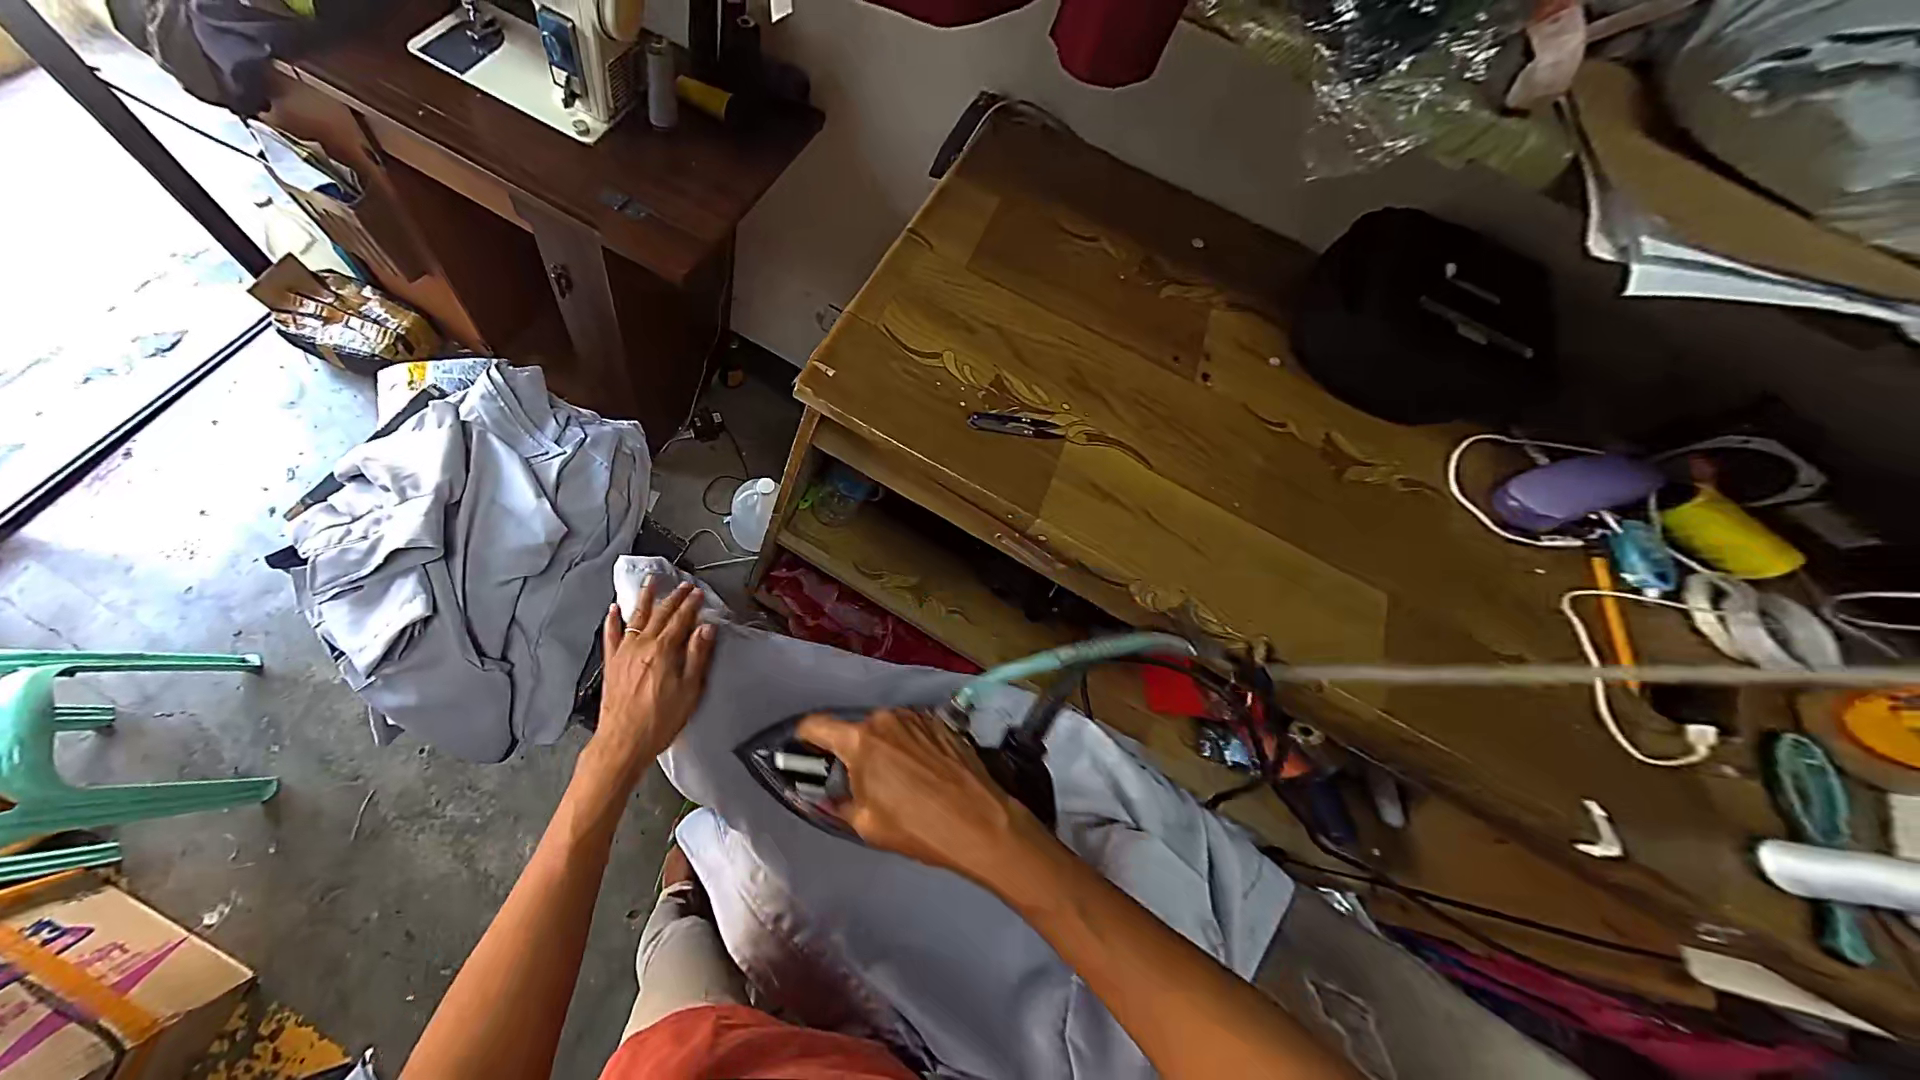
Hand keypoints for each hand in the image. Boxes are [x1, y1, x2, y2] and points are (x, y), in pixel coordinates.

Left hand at [584, 580, 715, 788]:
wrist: (623, 742)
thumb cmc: (658, 721)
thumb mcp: (690, 689)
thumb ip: (698, 656)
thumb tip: (706, 631)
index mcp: (664, 651)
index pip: (681, 619)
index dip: (691, 605)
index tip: (698, 594)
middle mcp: (641, 647)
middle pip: (660, 614)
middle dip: (674, 597)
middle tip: (682, 585)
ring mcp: (624, 654)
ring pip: (636, 617)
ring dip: (645, 598)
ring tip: (650, 583)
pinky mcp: (612, 665)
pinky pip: (611, 635)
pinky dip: (613, 620)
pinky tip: (614, 610)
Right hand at [796, 708, 1057, 889]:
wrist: (980, 821)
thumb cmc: (918, 827)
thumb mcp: (867, 824)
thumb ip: (841, 802)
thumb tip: (832, 795)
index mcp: (860, 740)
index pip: (817, 724)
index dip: (805, 738)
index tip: (804, 750)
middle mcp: (886, 718)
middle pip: (855, 729)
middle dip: (852, 751)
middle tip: (862, 780)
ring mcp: (917, 716)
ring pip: (886, 728)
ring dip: (884, 746)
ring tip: (899, 778)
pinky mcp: (941, 722)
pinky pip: (912, 729)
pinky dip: (908, 744)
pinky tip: (923, 771)